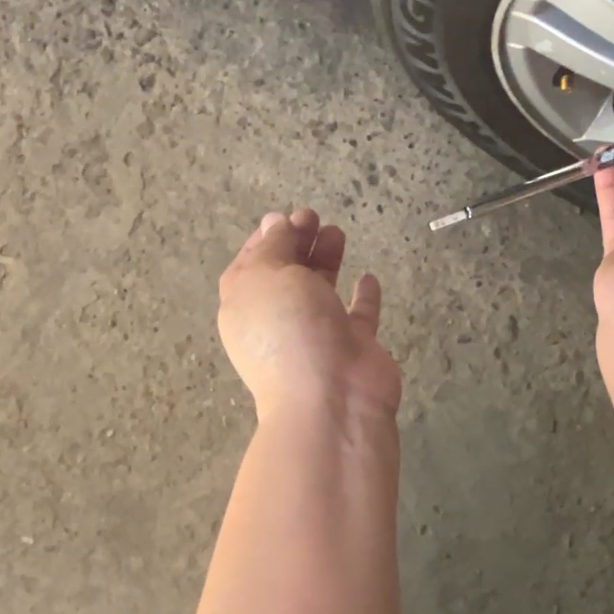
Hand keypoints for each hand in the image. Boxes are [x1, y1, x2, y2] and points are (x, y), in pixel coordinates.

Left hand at [218, 209, 400, 419]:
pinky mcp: (353, 347)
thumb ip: (273, 246)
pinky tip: (368, 277)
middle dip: (297, 243)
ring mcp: (317, 335)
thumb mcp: (267, 275)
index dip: (265, 239)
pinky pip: (358, 317)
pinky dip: (363, 298)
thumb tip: (275, 222)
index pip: (249, 266)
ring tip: (337, 232)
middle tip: (314, 217)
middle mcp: (277, 320)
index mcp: (245, 306)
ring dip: (326, 261)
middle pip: (286, 274)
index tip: (284, 216)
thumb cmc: (288, 329)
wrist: (331, 397)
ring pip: (320, 291)